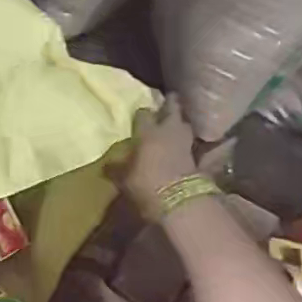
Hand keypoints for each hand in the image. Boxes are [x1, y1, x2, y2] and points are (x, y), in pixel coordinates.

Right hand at [120, 100, 196, 215]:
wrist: (179, 200)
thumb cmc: (146, 185)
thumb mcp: (125, 179)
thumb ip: (116, 169)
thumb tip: (106, 166)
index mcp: (147, 132)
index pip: (143, 113)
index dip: (141, 113)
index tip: (138, 115)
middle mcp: (167, 130)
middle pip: (172, 108)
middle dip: (170, 104)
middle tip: (167, 101)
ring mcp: (184, 141)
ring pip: (184, 123)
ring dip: (180, 121)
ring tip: (174, 123)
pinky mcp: (195, 155)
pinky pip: (189, 141)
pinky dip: (185, 140)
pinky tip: (180, 143)